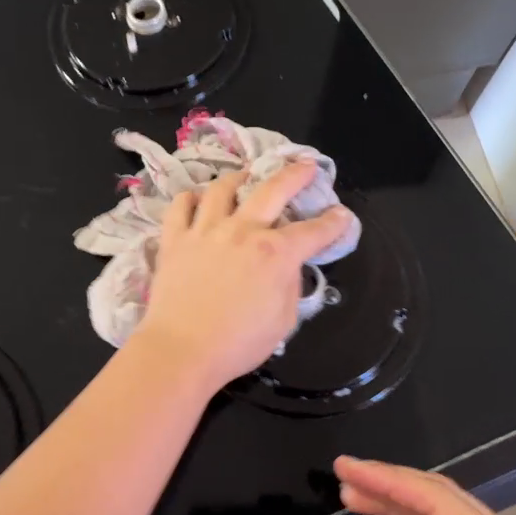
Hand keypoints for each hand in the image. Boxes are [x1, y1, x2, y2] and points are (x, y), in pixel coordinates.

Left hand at [133, 162, 353, 389]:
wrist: (182, 348)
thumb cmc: (238, 343)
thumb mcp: (283, 320)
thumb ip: (289, 286)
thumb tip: (286, 267)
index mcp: (274, 253)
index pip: (312, 232)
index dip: (332, 223)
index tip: (341, 215)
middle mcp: (241, 231)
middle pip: (272, 190)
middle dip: (294, 175)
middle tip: (304, 166)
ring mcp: (204, 230)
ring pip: (221, 189)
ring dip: (237, 179)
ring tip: (244, 177)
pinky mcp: (174, 239)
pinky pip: (180, 206)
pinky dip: (189, 198)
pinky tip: (195, 199)